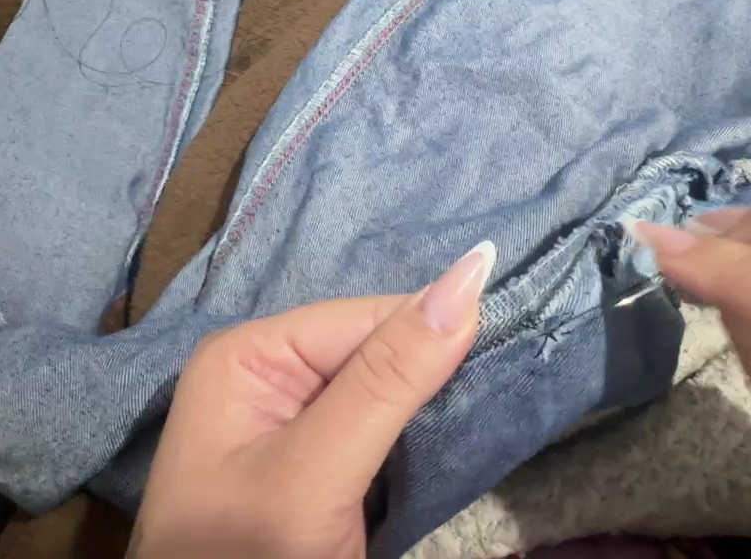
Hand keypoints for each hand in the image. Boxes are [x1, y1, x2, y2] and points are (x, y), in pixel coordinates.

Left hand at [130, 243, 494, 558]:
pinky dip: (416, 431)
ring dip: (429, 400)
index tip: (500, 355)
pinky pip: (379, 422)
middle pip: (374, 346)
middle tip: (494, 385)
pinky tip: (447, 433)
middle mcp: (269, 372)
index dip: (430, 335)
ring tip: (480, 405)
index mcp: (250, 353)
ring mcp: (291, 419)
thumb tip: (468, 275)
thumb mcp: (314, 474)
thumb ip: (388, 379)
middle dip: (429, 367)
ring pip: (384, 384)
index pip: (363, 318)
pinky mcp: (316, 462)